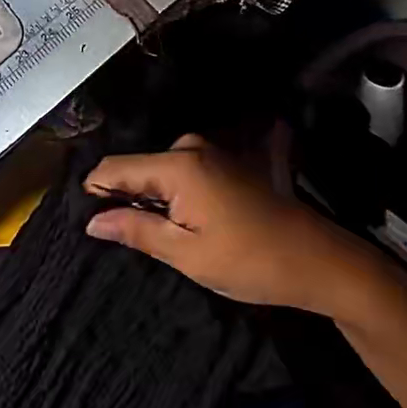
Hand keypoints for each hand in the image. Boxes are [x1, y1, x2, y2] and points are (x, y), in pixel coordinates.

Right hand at [83, 134, 394, 318]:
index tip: (90, 223)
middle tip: (130, 240)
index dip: (95, 193)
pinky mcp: (221, 161)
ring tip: (162, 236)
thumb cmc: (250, 260)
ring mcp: (208, 151)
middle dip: (125, 199)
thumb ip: (136, 231)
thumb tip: (93, 221)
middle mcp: (189, 147)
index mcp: (177, 164)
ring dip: (151, 200)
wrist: (317, 259)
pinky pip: (179, 173)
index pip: (114, 167)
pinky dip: (172, 195)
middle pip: (136, 168)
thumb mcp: (187, 254)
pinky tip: (185, 224)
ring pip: (157, 172)